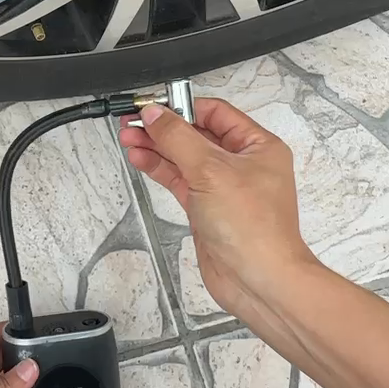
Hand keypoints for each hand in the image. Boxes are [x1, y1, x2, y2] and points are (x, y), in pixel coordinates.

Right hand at [119, 98, 324, 317]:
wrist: (258, 280)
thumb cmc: (256, 231)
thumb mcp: (211, 171)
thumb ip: (178, 139)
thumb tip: (157, 115)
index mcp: (258, 146)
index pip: (215, 112)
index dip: (183, 107)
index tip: (154, 107)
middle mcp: (243, 164)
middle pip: (196, 134)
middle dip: (163, 128)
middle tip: (135, 122)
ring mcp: (224, 187)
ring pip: (184, 157)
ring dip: (156, 147)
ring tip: (130, 138)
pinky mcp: (207, 208)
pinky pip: (179, 179)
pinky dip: (159, 168)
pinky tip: (141, 159)